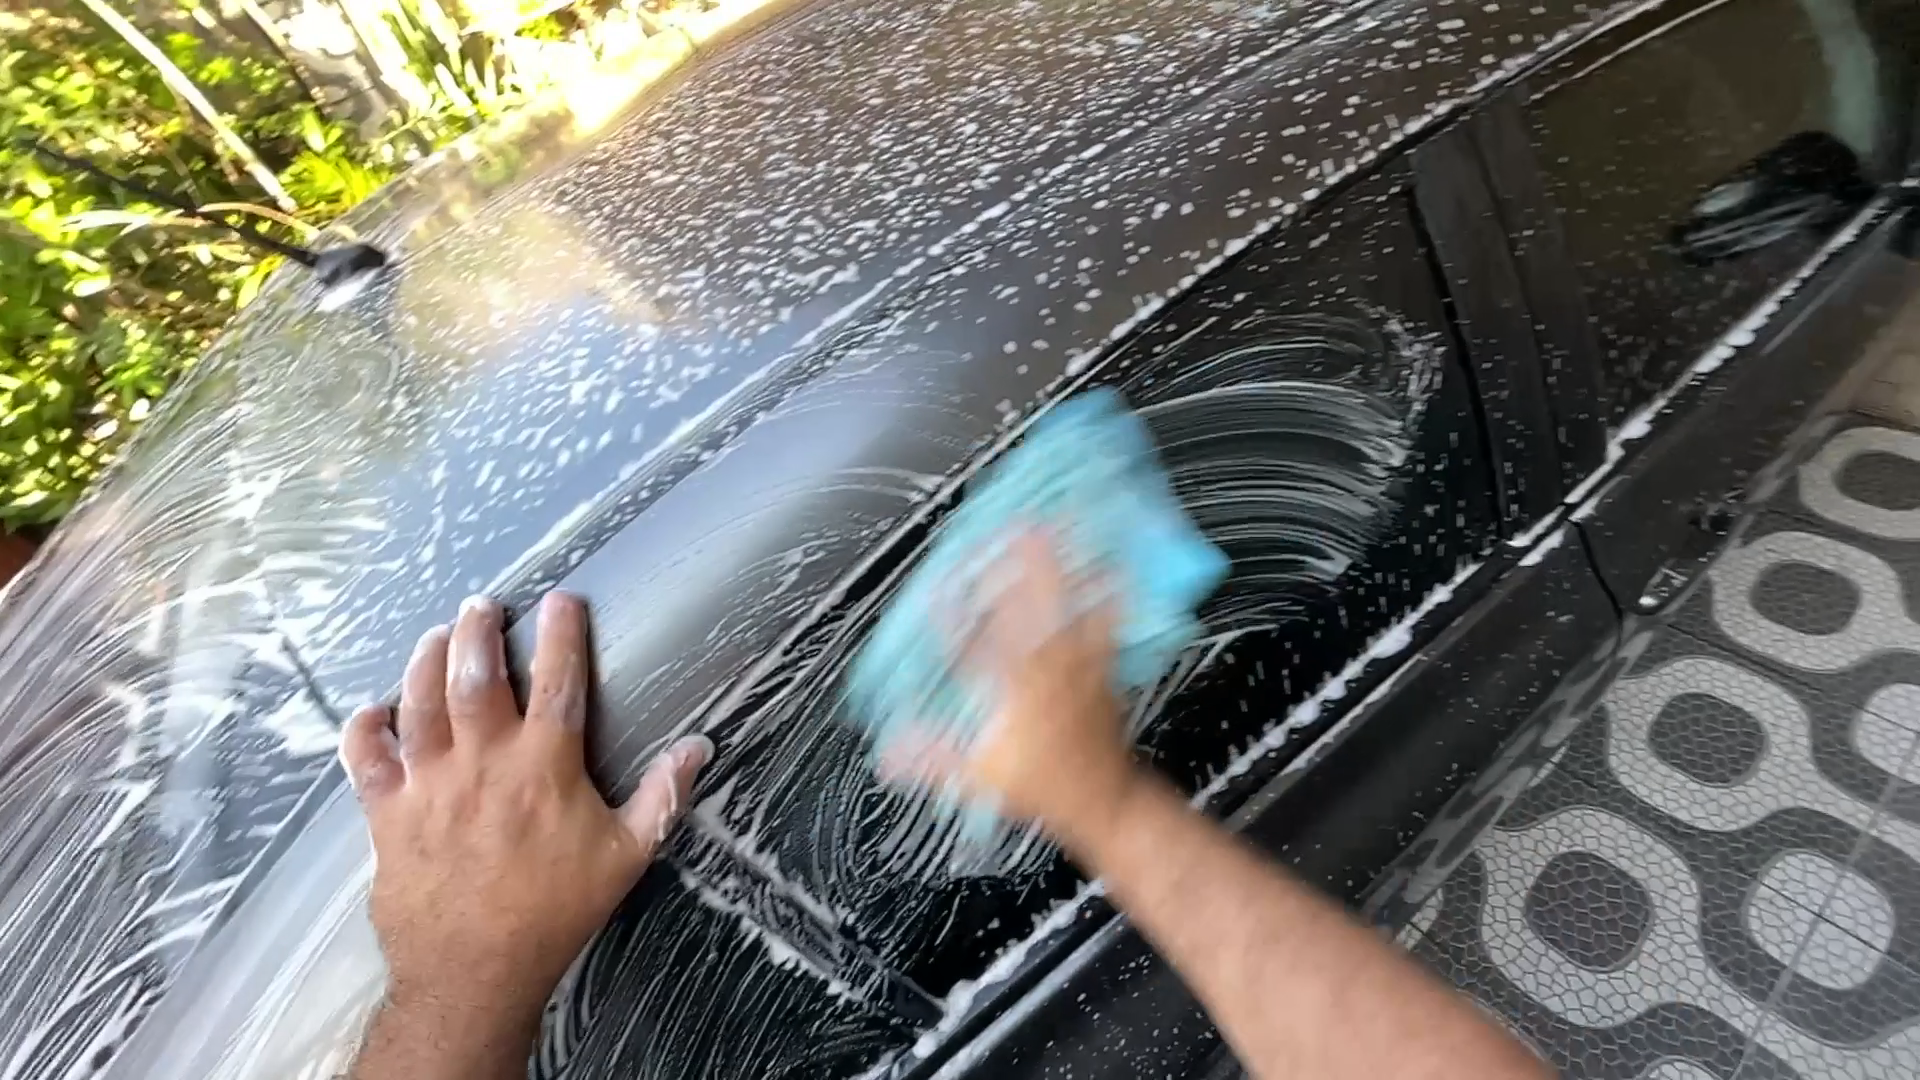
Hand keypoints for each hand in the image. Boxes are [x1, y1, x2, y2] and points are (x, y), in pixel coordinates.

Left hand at [338, 591, 711, 1032]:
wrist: (474, 972)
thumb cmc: (558, 905)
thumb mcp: (628, 852)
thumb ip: (664, 794)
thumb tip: (702, 744)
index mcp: (545, 766)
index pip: (559, 682)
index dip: (563, 636)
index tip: (563, 600)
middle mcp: (484, 763)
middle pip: (476, 679)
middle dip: (478, 633)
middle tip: (481, 603)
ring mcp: (429, 786)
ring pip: (421, 706)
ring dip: (426, 662)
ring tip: (437, 633)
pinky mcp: (387, 816)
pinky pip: (366, 762)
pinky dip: (364, 730)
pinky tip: (372, 709)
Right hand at [896, 530, 1145, 840]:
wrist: (1104, 799)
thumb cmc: (1044, 786)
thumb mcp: (981, 778)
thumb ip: (934, 759)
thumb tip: (889, 754)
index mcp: (1015, 694)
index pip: (975, 650)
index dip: (953, 619)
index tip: (937, 589)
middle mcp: (1048, 671)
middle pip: (1036, 609)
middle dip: (1029, 566)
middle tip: (1023, 525)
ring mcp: (1080, 665)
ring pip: (1074, 607)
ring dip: (1070, 567)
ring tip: (1071, 529)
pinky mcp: (1102, 668)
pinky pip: (1108, 623)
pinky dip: (1109, 595)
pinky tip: (1114, 569)